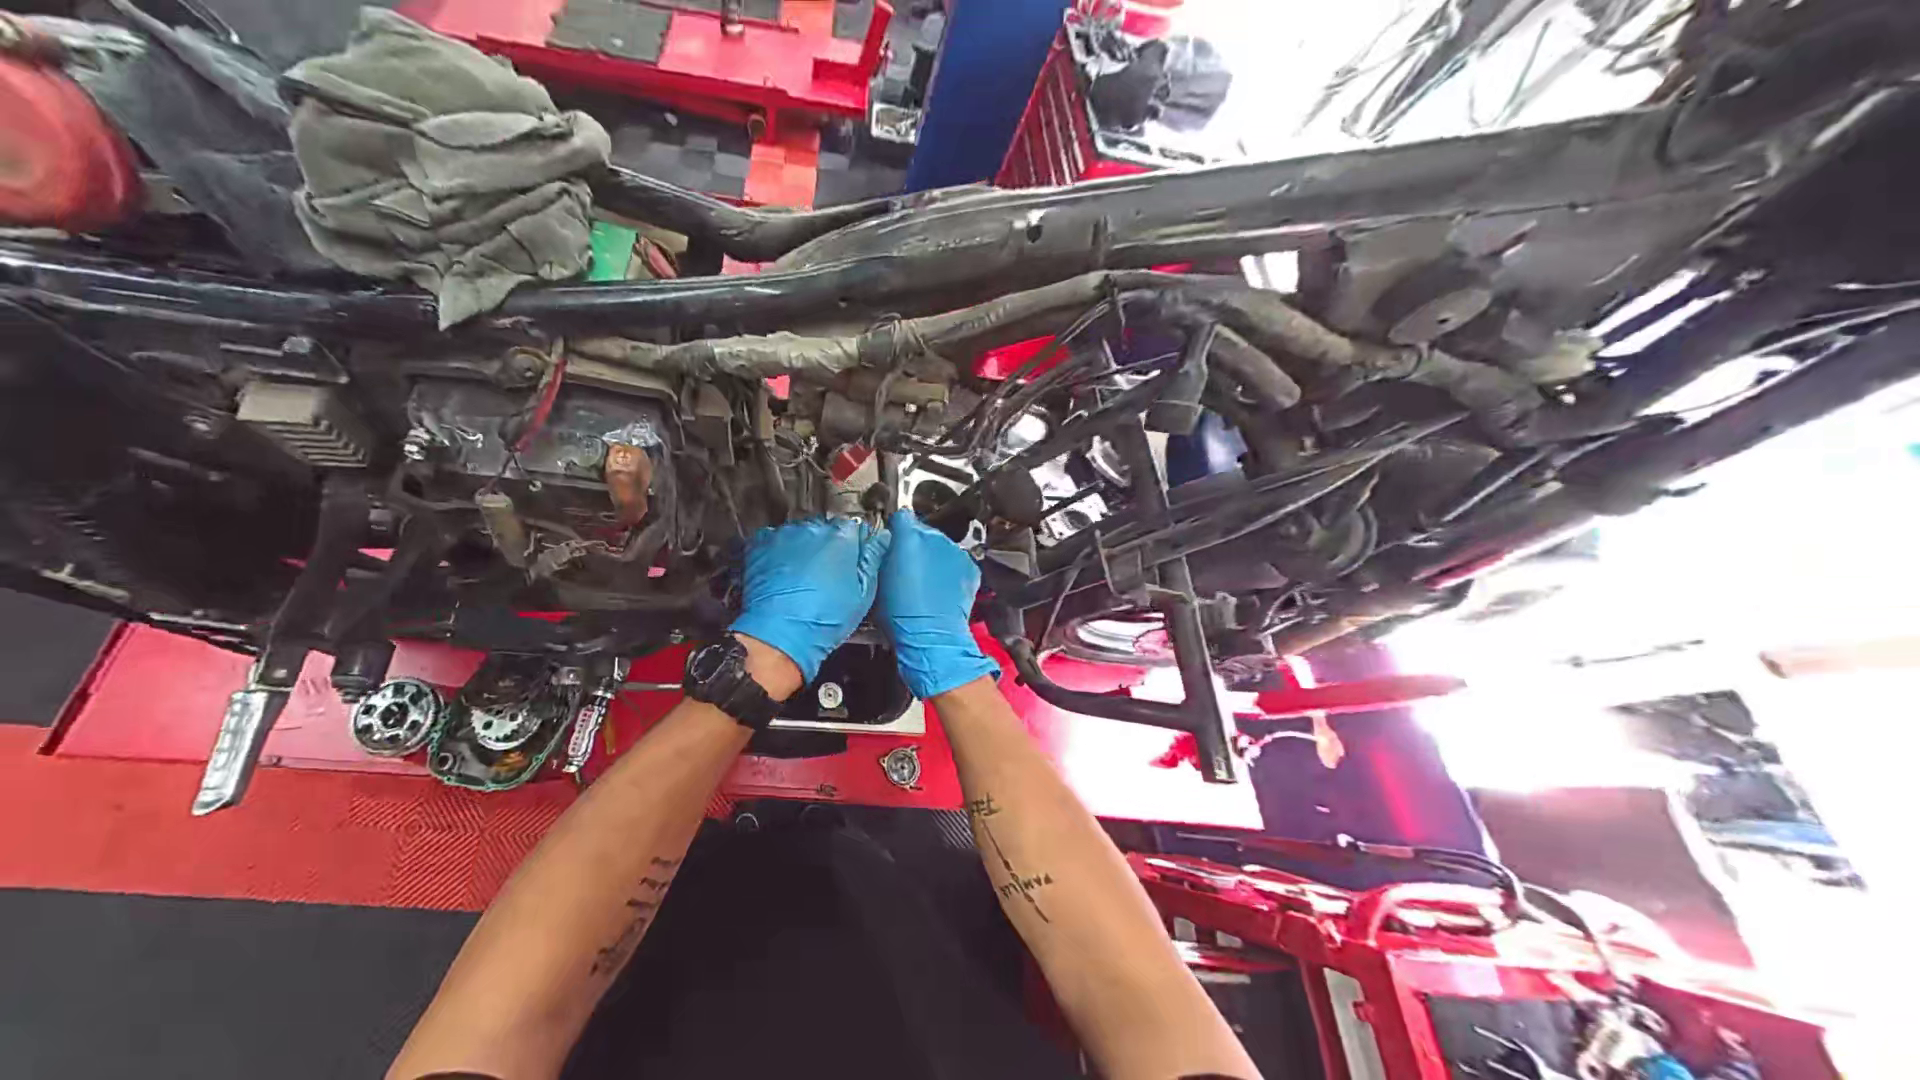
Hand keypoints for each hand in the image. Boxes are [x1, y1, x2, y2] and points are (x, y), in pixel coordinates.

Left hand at [729, 517, 890, 683]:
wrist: (779, 636)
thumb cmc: (821, 620)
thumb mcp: (863, 593)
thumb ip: (873, 558)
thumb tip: (880, 539)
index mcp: (842, 538)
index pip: (855, 526)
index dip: (856, 544)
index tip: (853, 559)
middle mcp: (812, 530)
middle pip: (826, 529)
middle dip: (829, 547)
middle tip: (829, 575)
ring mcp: (784, 536)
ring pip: (801, 535)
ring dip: (804, 549)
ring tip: (804, 579)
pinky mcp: (760, 546)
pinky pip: (775, 541)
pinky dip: (780, 553)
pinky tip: (785, 575)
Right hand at [876, 509, 999, 698]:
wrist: (932, 637)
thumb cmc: (901, 614)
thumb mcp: (879, 580)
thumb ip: (883, 553)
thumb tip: (887, 540)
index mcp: (907, 537)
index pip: (901, 517)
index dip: (896, 529)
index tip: (893, 540)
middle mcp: (935, 537)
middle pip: (923, 532)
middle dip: (915, 546)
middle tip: (907, 569)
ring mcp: (955, 551)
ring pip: (941, 546)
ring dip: (934, 558)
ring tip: (925, 583)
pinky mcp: (969, 567)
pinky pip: (957, 562)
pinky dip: (950, 571)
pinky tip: (941, 589)